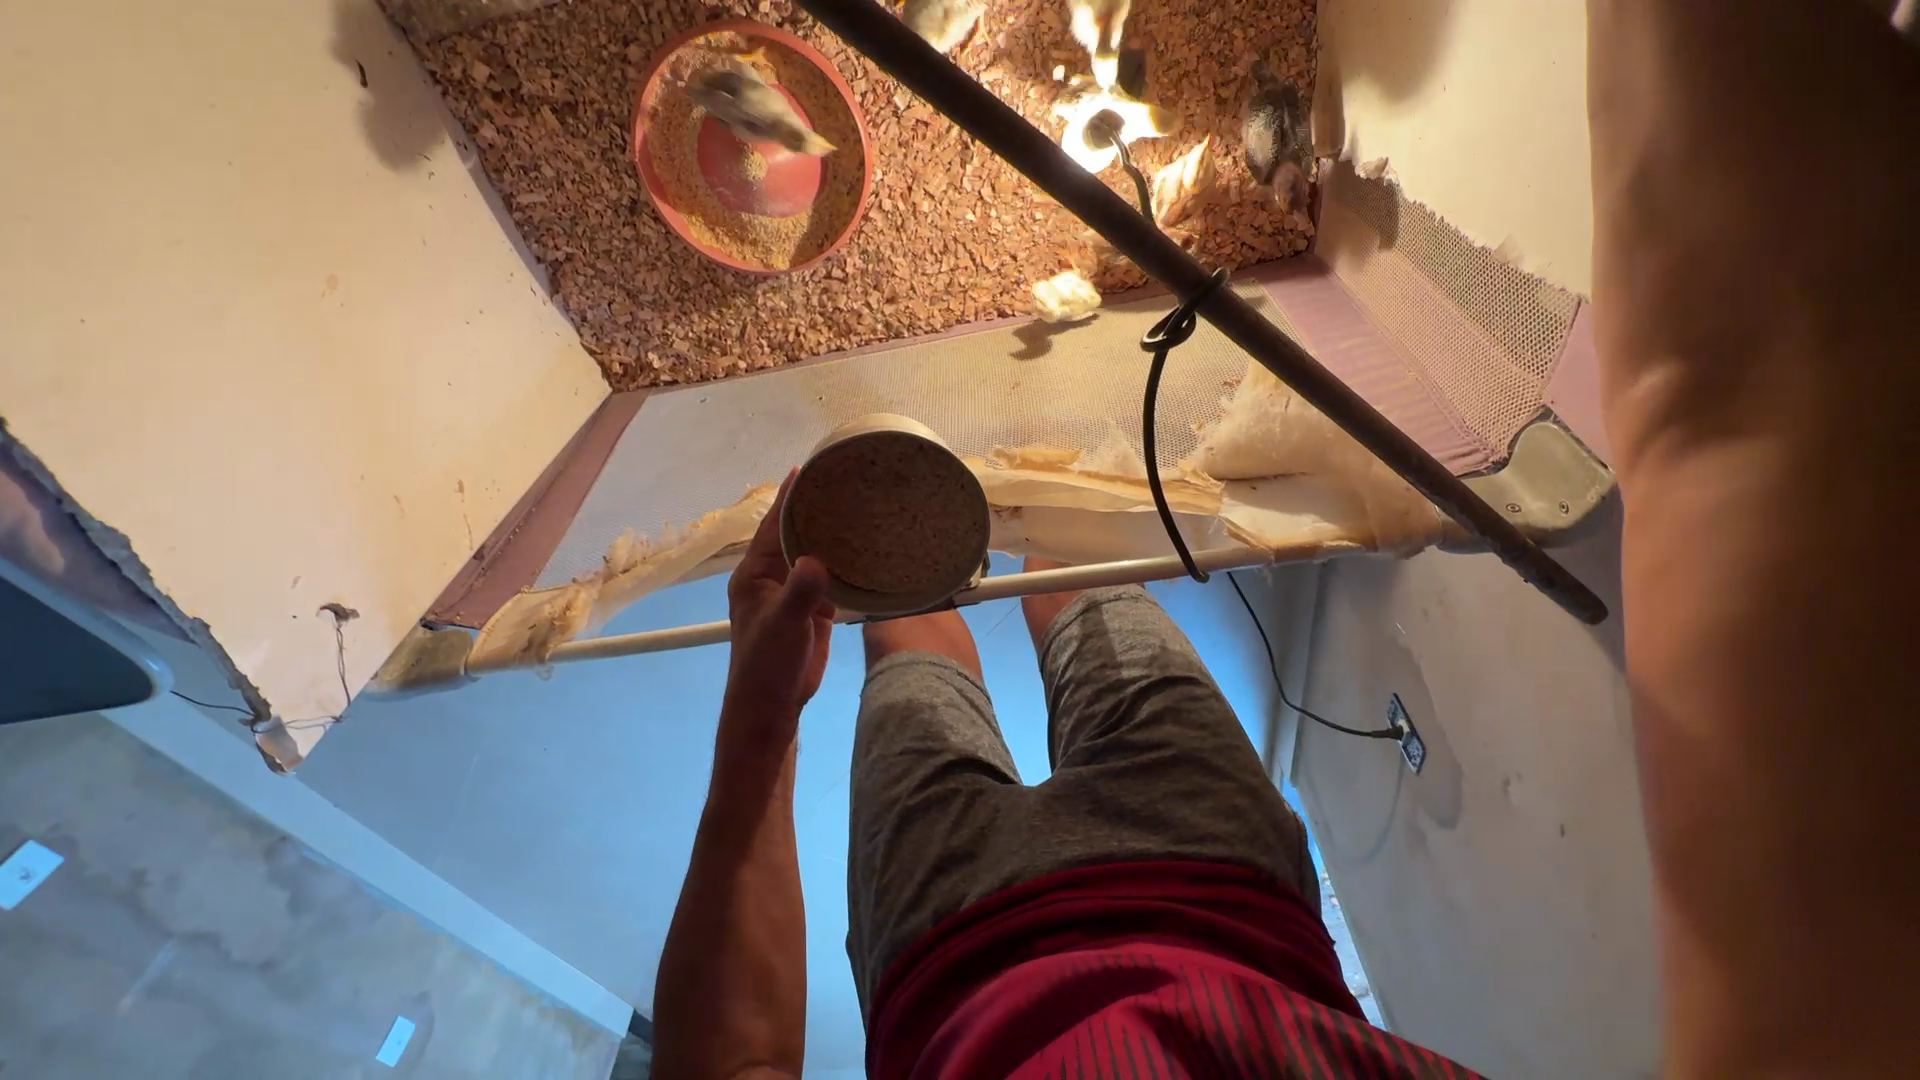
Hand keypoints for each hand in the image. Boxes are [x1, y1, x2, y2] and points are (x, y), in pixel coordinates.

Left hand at [722, 471, 834, 739]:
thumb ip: (800, 593)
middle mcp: (773, 575)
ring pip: (815, 553)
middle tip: (843, 481)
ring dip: (832, 534)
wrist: (774, 704)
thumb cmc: (768, 663)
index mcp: (755, 572)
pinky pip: (831, 576)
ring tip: (860, 507)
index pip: (773, 525)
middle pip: (795, 533)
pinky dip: (846, 562)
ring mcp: (794, 591)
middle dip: (815, 509)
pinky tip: (867, 549)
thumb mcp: (783, 625)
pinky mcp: (814, 608)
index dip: (788, 496)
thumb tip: (817, 560)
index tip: (806, 467)